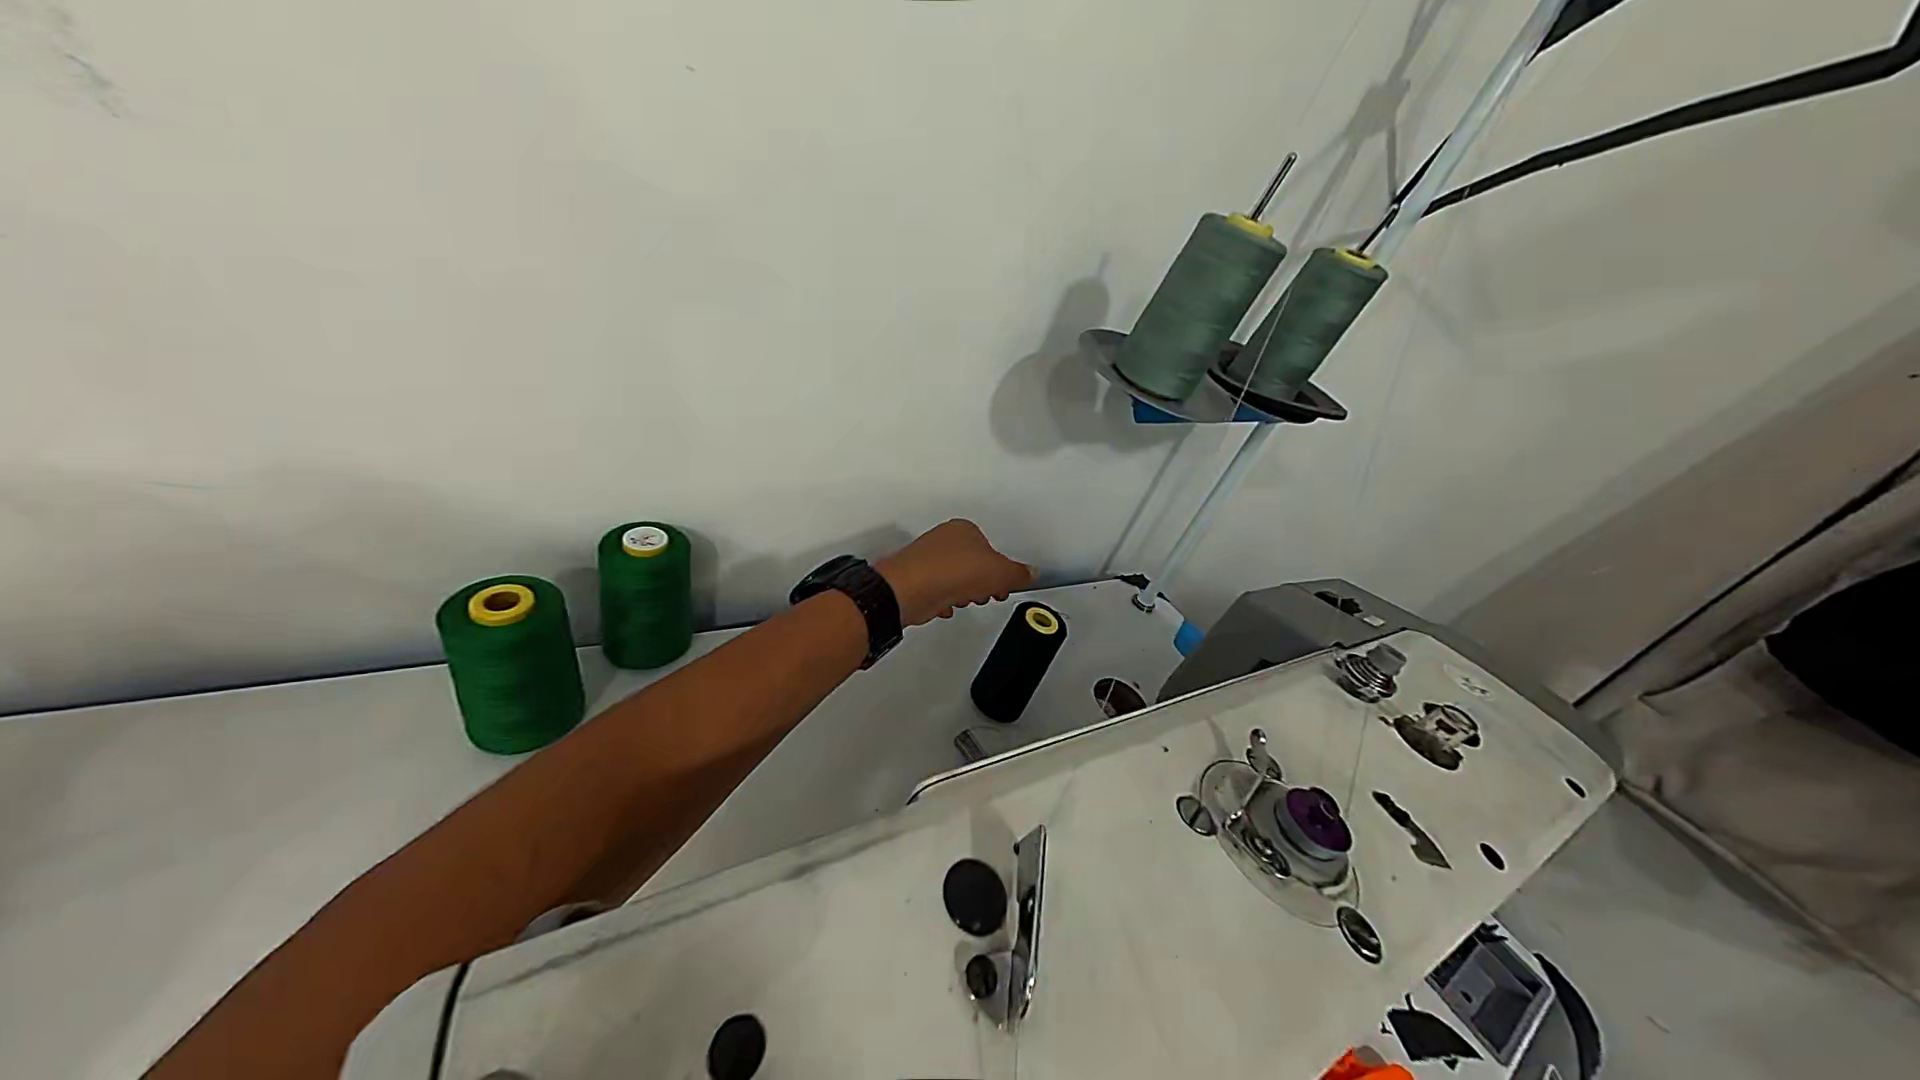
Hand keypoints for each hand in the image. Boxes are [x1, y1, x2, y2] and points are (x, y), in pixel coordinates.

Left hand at [877, 519, 1035, 626]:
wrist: (908, 591)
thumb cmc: (945, 571)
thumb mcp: (1000, 573)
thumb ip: (1018, 573)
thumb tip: (1028, 574)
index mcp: (964, 529)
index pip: (991, 546)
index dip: (1002, 567)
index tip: (1006, 581)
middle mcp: (943, 540)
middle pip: (973, 562)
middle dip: (983, 581)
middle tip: (988, 592)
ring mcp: (927, 560)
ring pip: (955, 578)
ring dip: (964, 593)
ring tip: (966, 599)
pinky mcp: (916, 580)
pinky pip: (938, 591)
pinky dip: (945, 600)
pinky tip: (948, 605)